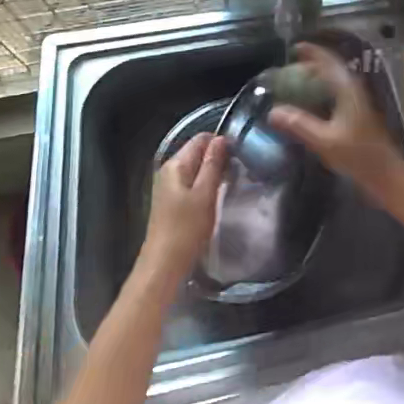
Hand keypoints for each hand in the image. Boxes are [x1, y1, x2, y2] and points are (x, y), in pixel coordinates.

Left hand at [140, 132, 227, 281]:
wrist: (164, 265)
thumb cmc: (186, 228)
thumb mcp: (204, 194)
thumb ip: (213, 164)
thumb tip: (221, 139)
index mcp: (175, 165)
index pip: (200, 139)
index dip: (220, 142)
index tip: (239, 153)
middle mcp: (169, 171)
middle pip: (197, 153)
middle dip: (218, 158)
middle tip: (239, 170)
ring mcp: (169, 187)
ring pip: (196, 169)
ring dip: (213, 173)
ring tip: (232, 182)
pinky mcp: (172, 202)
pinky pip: (192, 183)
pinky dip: (206, 186)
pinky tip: (217, 197)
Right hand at [267, 42, 403, 189]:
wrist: (385, 173)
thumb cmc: (357, 155)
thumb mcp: (324, 141)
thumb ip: (299, 124)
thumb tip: (273, 111)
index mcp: (348, 90)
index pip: (329, 62)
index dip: (313, 52)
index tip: (295, 47)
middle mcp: (354, 90)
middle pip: (332, 68)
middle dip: (312, 64)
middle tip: (290, 66)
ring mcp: (357, 101)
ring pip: (335, 80)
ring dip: (318, 77)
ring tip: (297, 80)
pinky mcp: (357, 113)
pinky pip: (336, 92)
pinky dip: (322, 90)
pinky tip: (311, 102)